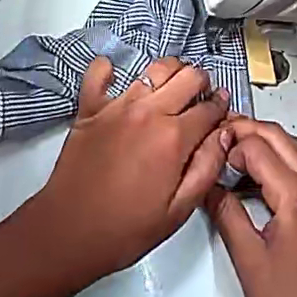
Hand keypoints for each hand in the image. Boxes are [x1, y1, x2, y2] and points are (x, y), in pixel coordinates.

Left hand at [20, 55, 230, 281]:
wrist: (73, 228)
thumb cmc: (128, 227)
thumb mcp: (179, 209)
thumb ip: (207, 167)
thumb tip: (224, 136)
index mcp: (173, 137)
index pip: (208, 108)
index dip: (220, 106)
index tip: (223, 106)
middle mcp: (148, 111)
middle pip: (186, 77)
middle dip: (200, 81)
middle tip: (201, 94)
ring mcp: (117, 104)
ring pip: (152, 68)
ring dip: (169, 72)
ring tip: (171, 84)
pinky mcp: (90, 105)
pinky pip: (99, 72)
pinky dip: (108, 68)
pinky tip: (115, 74)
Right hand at [205, 117, 296, 296]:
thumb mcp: (247, 258)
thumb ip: (225, 211)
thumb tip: (210, 185)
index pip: (256, 146)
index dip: (229, 144)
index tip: (212, 152)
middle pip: (279, 139)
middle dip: (247, 131)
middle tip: (221, 137)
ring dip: (270, 144)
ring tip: (242, 152)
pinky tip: (290, 173)